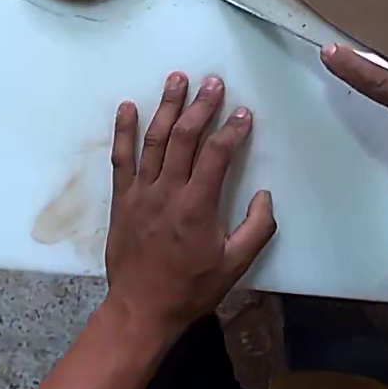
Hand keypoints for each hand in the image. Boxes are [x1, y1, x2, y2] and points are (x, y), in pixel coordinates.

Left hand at [103, 71, 276, 346]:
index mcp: (197, 205)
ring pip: (154, 140)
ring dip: (166, 107)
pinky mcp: (122, 198)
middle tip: (213, 82)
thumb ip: (257, 228)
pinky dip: (124, 130)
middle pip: (184, 137)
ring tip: (177, 79)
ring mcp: (141, 191)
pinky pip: (122, 158)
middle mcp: (167, 191)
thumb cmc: (191, 287)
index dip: (232, 130)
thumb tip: (265, 195)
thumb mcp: (235, 265)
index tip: (244, 112)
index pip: (216, 155)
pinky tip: (127, 106)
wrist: (141, 309)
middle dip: (201, 106)